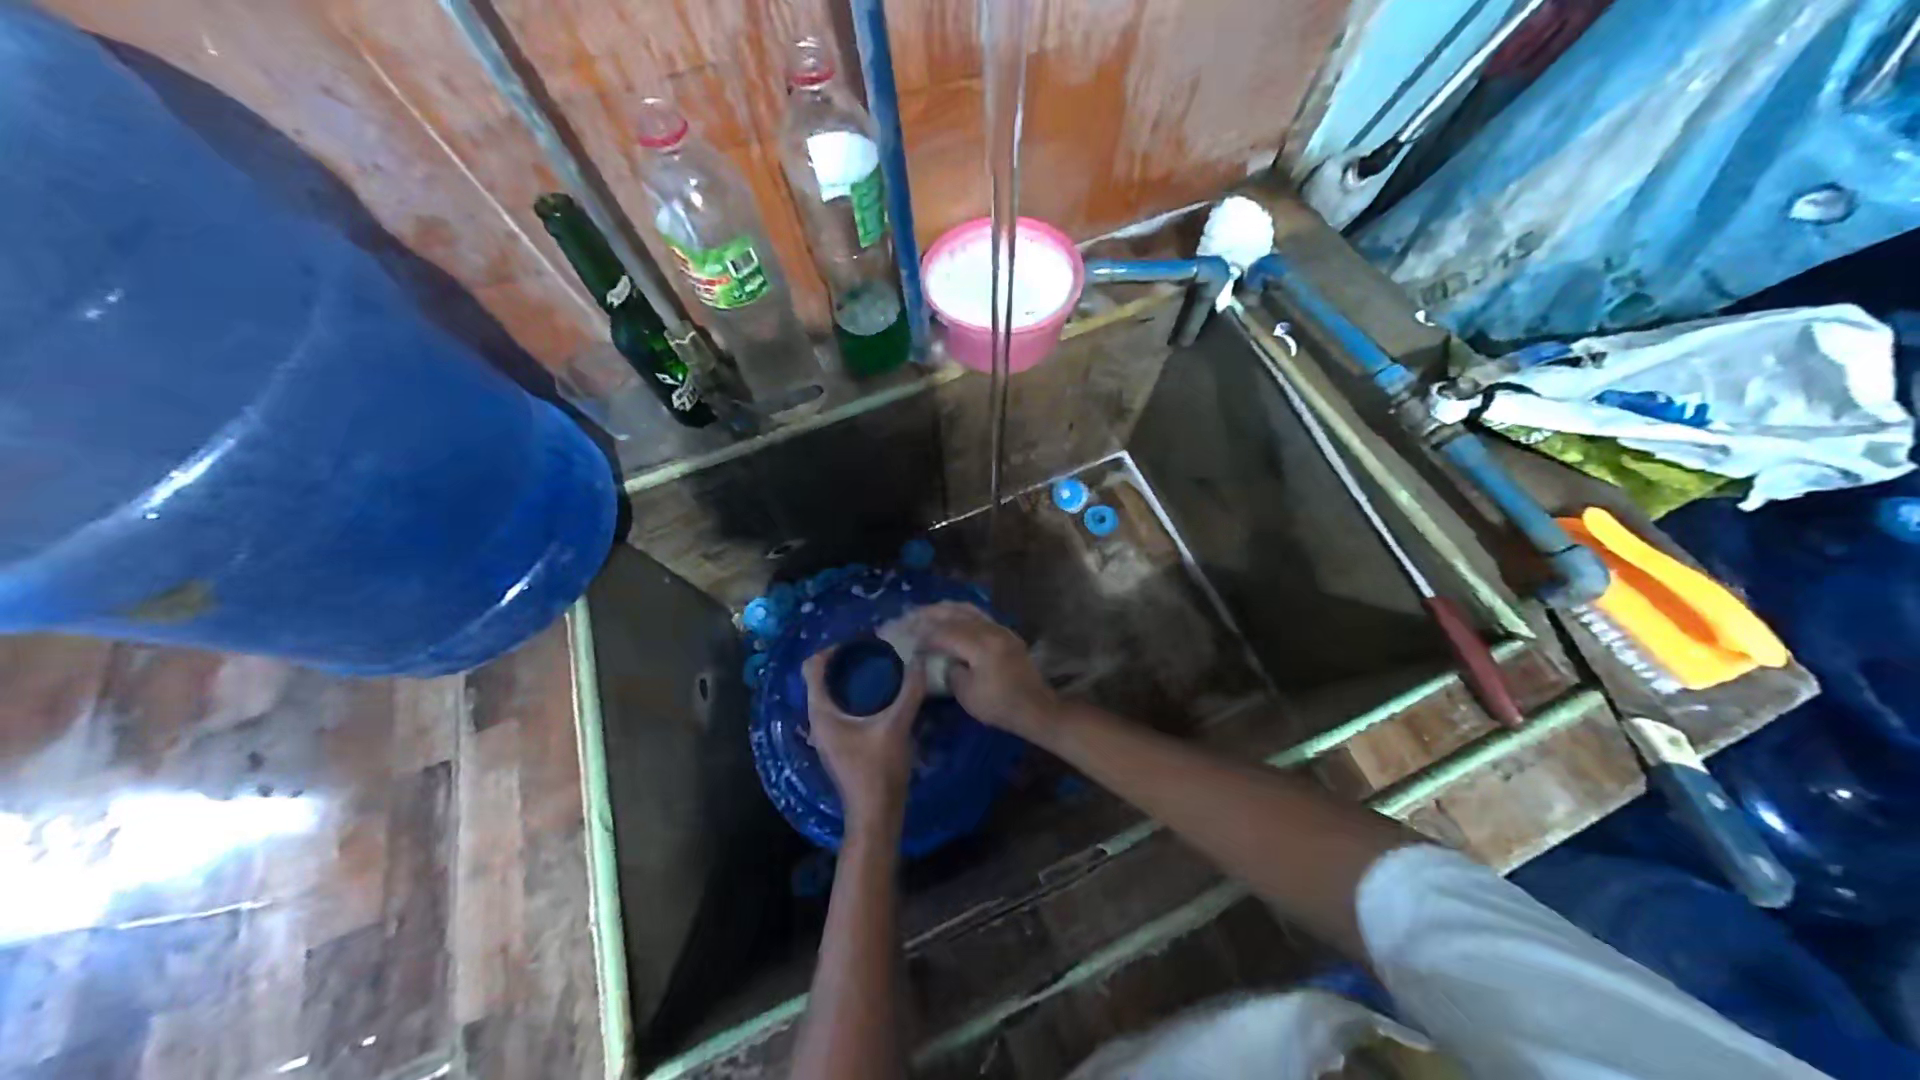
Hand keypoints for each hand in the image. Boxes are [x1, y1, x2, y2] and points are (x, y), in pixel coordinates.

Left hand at [803, 647, 927, 839]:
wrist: (876, 815)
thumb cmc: (878, 771)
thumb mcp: (896, 727)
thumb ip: (909, 692)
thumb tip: (919, 660)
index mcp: (821, 712)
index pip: (812, 667)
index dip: (832, 649)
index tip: (860, 642)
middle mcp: (818, 720)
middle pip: (823, 678)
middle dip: (847, 662)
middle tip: (876, 651)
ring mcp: (828, 734)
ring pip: (833, 695)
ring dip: (853, 679)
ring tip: (882, 668)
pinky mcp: (840, 743)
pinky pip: (842, 708)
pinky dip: (857, 696)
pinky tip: (884, 695)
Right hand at [912, 603, 1061, 743]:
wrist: (1036, 709)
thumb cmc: (999, 706)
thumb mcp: (966, 694)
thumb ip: (951, 670)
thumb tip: (943, 659)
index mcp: (981, 644)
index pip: (945, 632)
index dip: (924, 635)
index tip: (909, 640)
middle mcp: (991, 630)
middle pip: (956, 614)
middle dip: (931, 614)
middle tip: (910, 615)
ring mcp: (1001, 629)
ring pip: (969, 610)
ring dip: (947, 609)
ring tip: (928, 611)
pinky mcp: (1007, 634)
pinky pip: (980, 616)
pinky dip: (962, 613)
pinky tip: (953, 617)